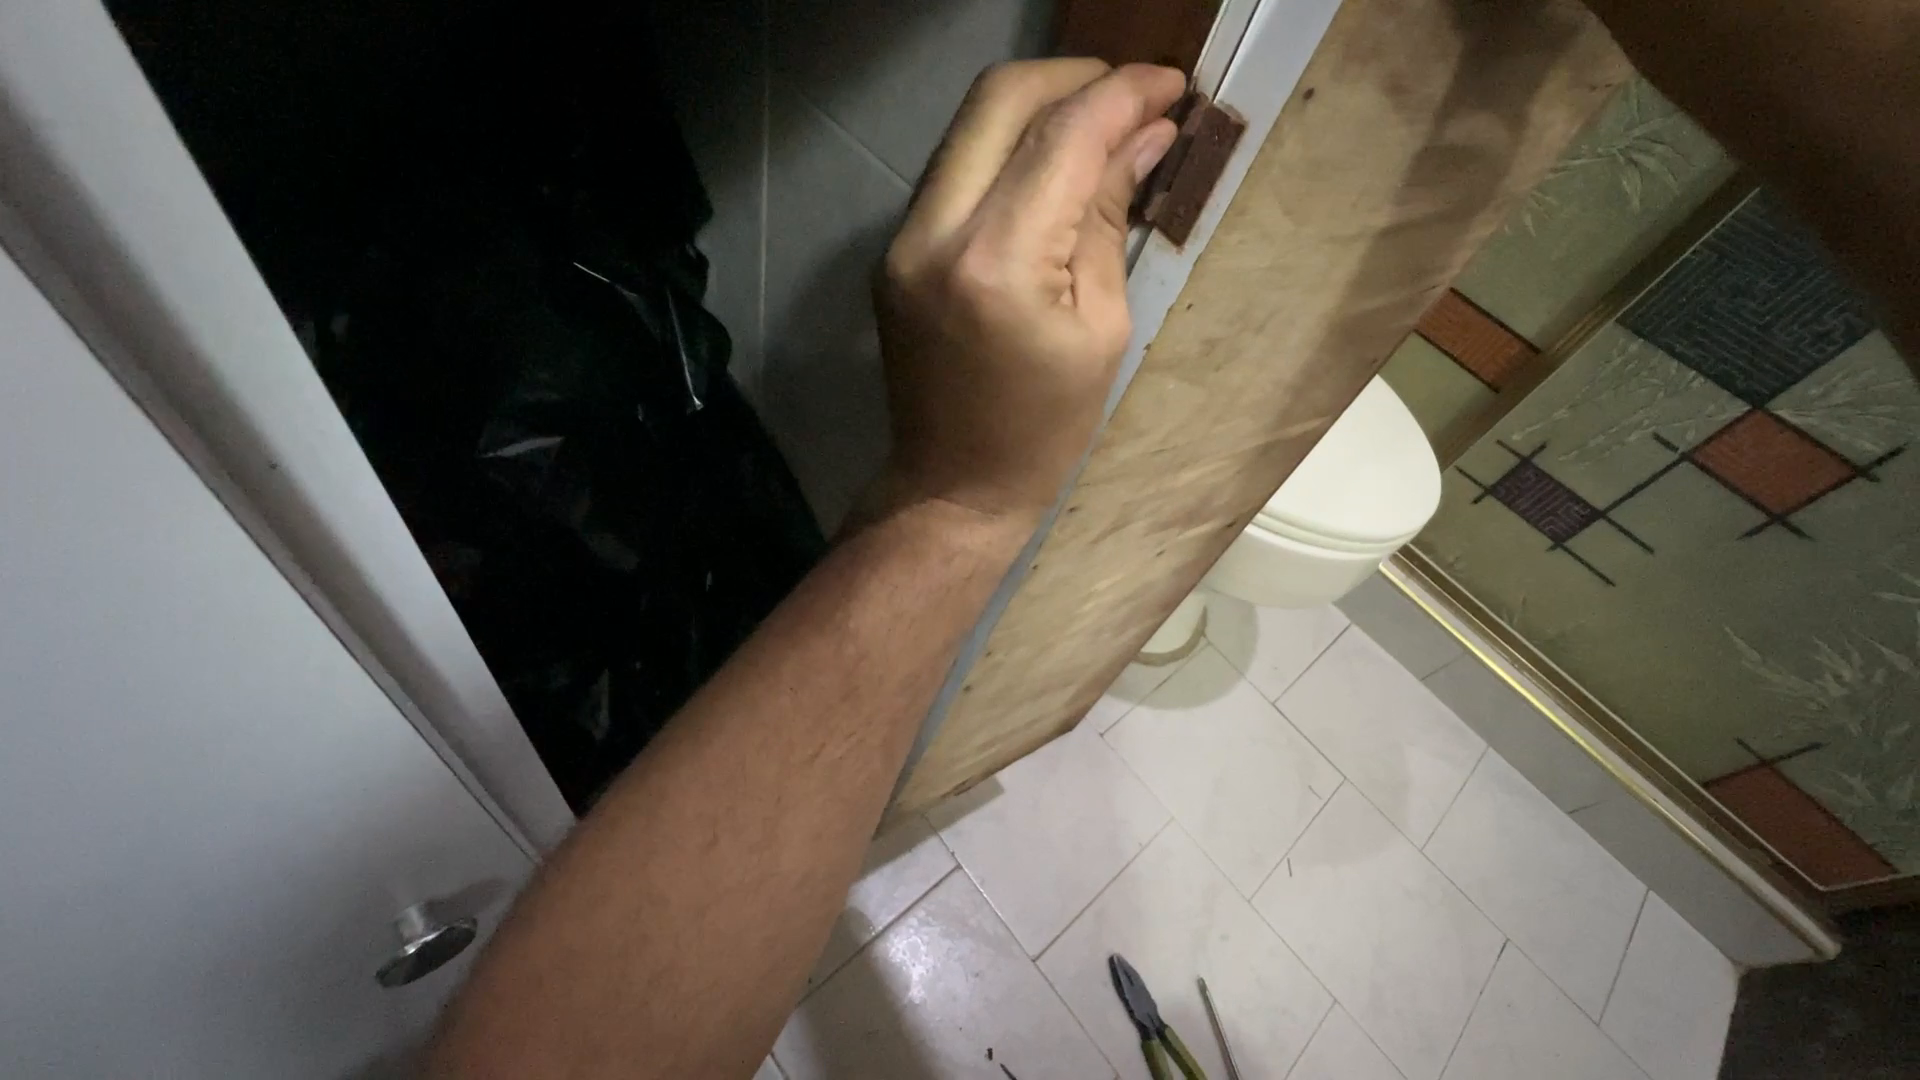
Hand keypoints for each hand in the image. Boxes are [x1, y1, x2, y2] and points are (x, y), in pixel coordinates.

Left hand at [869, 60, 1185, 527]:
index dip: (1124, 95)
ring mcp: (900, 241)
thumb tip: (1144, 136)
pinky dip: (1004, 153)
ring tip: (1099, 128)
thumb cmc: (1043, 431)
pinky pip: (953, 172)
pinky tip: (1047, 171)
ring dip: (1037, 111)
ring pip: (969, 128)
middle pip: (1000, 99)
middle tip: (1133, 98)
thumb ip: (1107, 219)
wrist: (953, 486)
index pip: (1063, 136)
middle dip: (1076, 80)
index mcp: (996, 264)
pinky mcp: (893, 253)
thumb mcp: (1100, 330)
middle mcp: (932, 234)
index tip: (1173, 86)